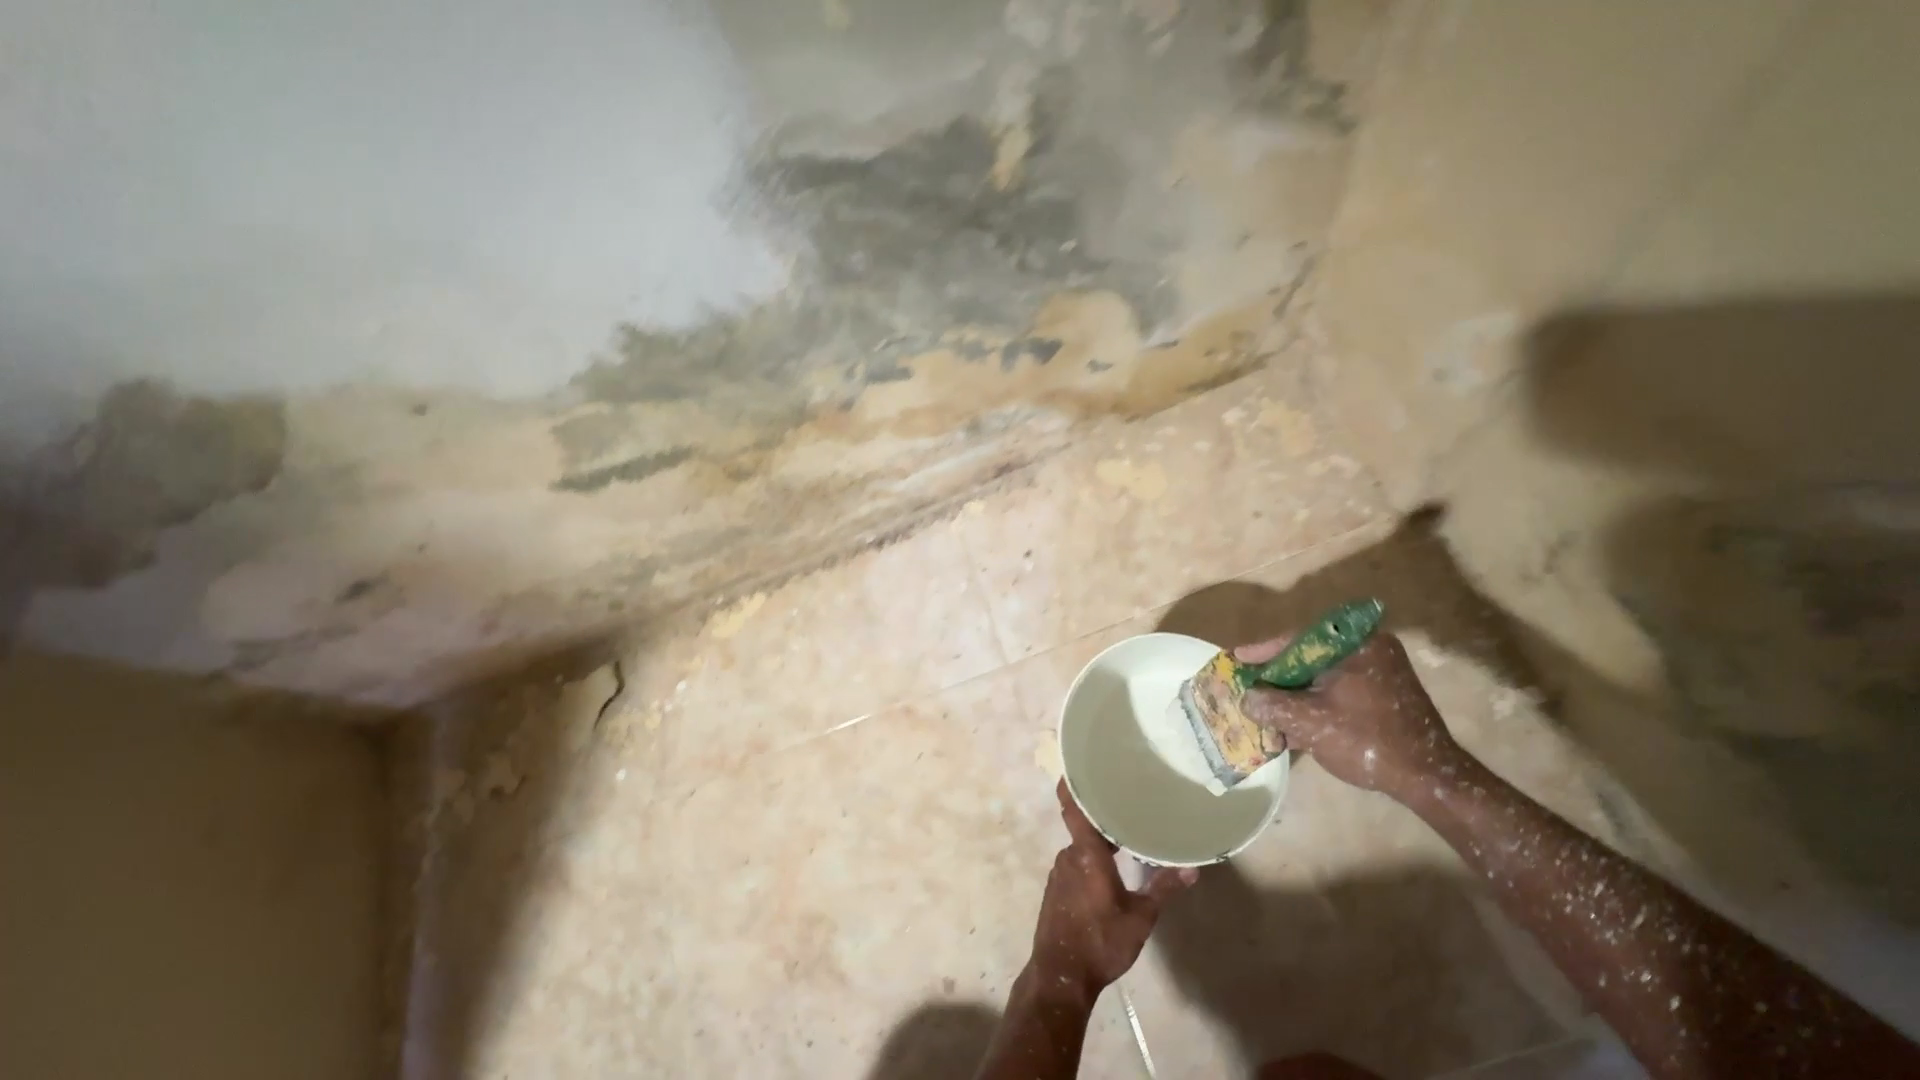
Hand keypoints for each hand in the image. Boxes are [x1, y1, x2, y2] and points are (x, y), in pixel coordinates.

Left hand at [1033, 780, 1196, 997]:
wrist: (1060, 976)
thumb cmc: (1101, 942)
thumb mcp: (1140, 918)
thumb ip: (1164, 888)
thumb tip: (1193, 867)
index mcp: (1086, 854)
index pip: (1073, 807)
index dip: (1072, 783)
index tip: (1080, 762)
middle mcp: (1068, 857)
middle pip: (1085, 827)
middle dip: (1106, 817)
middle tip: (1130, 803)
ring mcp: (1060, 874)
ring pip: (1082, 848)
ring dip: (1101, 843)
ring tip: (1128, 836)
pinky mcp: (1057, 891)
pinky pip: (1076, 864)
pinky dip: (1092, 861)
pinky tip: (1111, 870)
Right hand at [1235, 632, 1464, 796]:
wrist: (1427, 777)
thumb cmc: (1367, 740)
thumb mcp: (1310, 722)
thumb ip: (1272, 705)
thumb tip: (1246, 698)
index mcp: (1356, 645)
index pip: (1299, 639)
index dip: (1264, 651)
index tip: (1237, 658)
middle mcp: (1370, 650)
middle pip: (1311, 657)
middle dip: (1278, 674)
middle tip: (1250, 683)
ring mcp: (1380, 673)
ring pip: (1324, 676)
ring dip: (1295, 692)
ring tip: (1265, 705)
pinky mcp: (1384, 696)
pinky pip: (1339, 690)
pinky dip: (1316, 702)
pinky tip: (1294, 722)